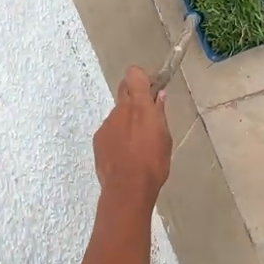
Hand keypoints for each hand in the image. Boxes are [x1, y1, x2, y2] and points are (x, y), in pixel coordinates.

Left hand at [93, 67, 171, 207]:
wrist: (127, 189)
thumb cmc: (153, 163)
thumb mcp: (165, 138)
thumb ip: (160, 114)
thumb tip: (159, 96)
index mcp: (139, 106)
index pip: (134, 75)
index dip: (141, 78)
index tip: (150, 90)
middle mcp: (120, 110)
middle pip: (124, 89)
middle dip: (134, 96)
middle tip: (146, 115)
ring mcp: (106, 124)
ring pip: (118, 114)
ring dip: (127, 121)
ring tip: (137, 144)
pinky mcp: (98, 139)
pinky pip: (110, 130)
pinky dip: (118, 136)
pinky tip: (125, 154)